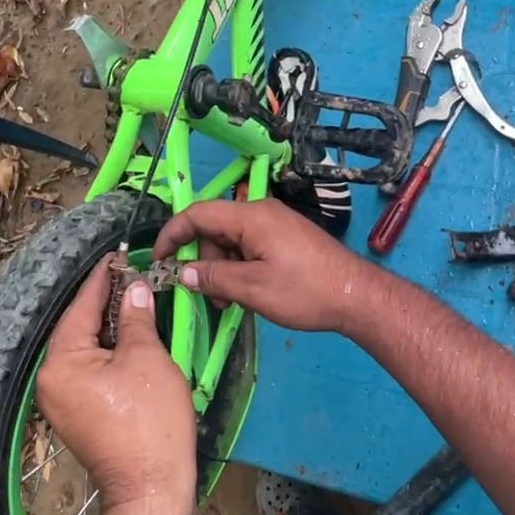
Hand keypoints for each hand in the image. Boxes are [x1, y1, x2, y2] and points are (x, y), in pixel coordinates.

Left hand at [35, 260, 196, 510]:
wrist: (152, 489)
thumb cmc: (150, 419)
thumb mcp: (147, 357)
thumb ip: (136, 317)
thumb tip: (134, 288)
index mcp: (61, 362)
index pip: (81, 307)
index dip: (102, 279)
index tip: (117, 255)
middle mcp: (50, 379)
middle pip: (77, 327)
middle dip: (104, 302)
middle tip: (129, 274)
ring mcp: (60, 401)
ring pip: (83, 349)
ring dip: (106, 326)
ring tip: (131, 299)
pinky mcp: (76, 415)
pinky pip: (86, 369)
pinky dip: (105, 351)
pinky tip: (127, 337)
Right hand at [155, 198, 387, 334]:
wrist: (357, 297)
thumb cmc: (304, 291)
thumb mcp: (252, 288)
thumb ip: (213, 277)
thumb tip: (182, 273)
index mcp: (250, 216)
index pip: (197, 213)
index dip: (172, 234)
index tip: (157, 260)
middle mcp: (260, 212)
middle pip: (214, 228)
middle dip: (203, 260)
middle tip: (207, 296)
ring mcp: (275, 224)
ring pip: (231, 240)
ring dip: (221, 269)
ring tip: (229, 302)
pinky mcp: (285, 238)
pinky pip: (249, 246)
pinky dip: (239, 267)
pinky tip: (245, 293)